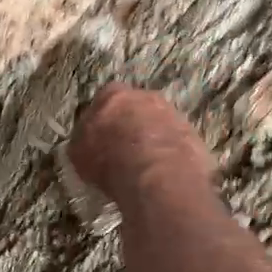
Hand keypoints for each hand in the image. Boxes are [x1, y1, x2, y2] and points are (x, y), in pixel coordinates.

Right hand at [68, 84, 213, 203]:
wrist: (154, 175)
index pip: (105, 98)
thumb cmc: (108, 161)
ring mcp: (173, 113)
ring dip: (152, 138)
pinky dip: (169, 153)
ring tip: (143, 165)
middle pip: (136, 107)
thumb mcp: (78, 154)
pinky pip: (177, 140)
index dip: (103, 118)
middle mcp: (145, 96)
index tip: (101, 137)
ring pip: (159, 122)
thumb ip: (82, 140)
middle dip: (131, 124)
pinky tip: (162, 172)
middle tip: (123, 150)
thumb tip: (85, 141)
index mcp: (113, 96)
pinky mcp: (193, 133)